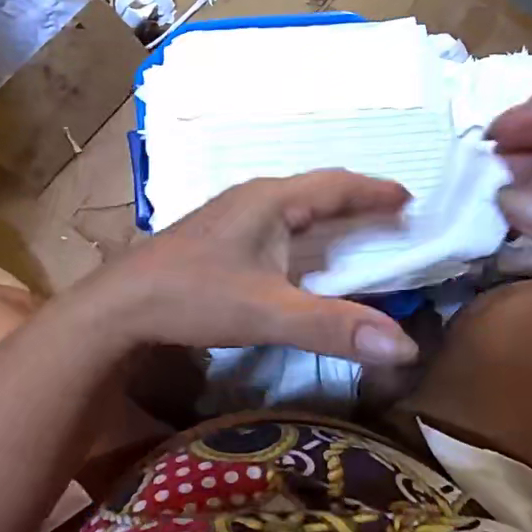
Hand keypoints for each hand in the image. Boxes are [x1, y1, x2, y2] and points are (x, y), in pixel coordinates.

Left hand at [76, 171, 420, 364]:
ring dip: (325, 214)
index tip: (409, 198)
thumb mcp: (269, 314)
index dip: (374, 191)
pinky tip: (297, 250)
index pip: (335, 185)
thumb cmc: (194, 297)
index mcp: (270, 200)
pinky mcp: (215, 234)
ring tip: (353, 227)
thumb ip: (334, 327)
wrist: (122, 302)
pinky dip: (300, 230)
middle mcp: (251, 197)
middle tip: (390, 211)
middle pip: (314, 190)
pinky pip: (272, 221)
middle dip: (354, 199)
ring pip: (291, 205)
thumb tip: (405, 346)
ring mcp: (229, 213)